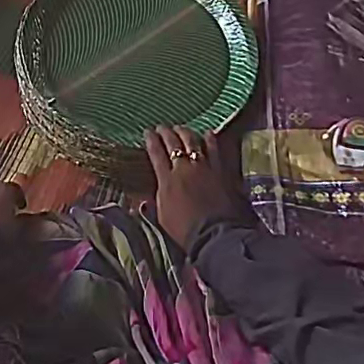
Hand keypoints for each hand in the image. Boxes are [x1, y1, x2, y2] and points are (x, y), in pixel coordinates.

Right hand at [146, 126, 245, 248]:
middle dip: (165, 132)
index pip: (156, 153)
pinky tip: (207, 133)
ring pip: (192, 141)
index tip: (148, 132)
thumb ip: (154, 202)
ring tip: (180, 128)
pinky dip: (209, 139)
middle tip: (161, 127)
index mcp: (167, 180)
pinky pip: (214, 148)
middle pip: (173, 144)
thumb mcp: (162, 218)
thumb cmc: (186, 232)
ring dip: (185, 132)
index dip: (151, 140)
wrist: (217, 236)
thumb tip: (143, 198)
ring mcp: (203, 166)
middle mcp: (184, 168)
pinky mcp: (220, 169)